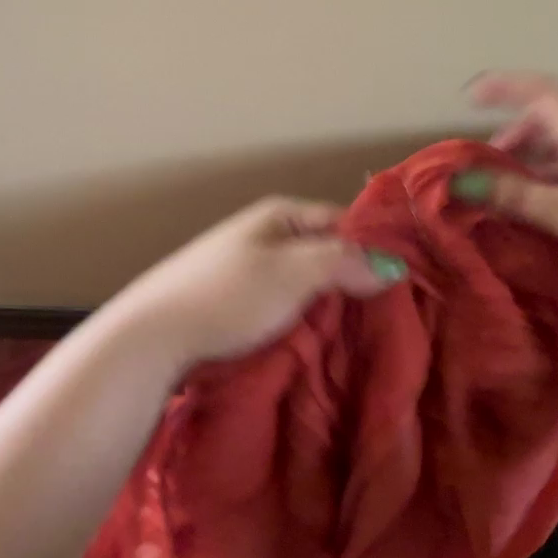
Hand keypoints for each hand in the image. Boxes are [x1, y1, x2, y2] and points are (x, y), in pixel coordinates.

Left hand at [106, 197, 401, 364]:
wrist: (154, 335)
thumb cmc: (228, 296)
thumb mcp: (295, 273)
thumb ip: (345, 263)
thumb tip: (392, 265)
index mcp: (279, 215)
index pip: (342, 221)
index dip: (372, 248)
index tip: (402, 283)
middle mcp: (264, 234)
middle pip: (323, 253)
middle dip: (351, 281)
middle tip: (386, 316)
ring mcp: (245, 268)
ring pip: (303, 283)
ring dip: (325, 305)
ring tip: (356, 335)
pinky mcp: (232, 302)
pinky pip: (281, 305)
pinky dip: (299, 320)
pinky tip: (313, 343)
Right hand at [458, 71, 557, 287]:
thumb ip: (516, 197)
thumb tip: (462, 182)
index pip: (539, 90)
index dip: (502, 86)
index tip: (468, 97)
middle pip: (549, 119)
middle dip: (512, 138)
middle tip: (488, 170)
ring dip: (534, 160)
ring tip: (514, 195)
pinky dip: (555, 175)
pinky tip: (552, 207)